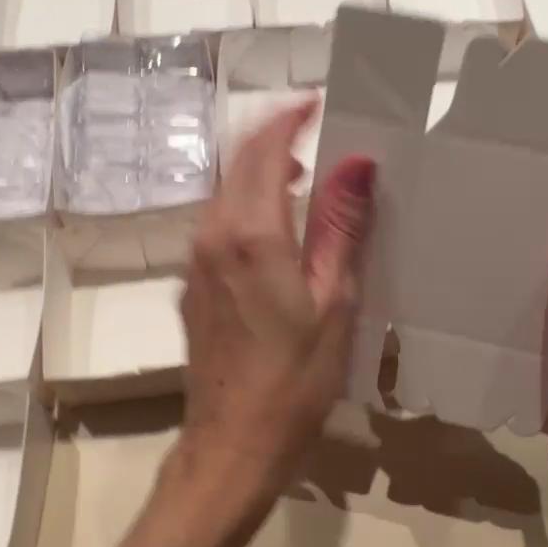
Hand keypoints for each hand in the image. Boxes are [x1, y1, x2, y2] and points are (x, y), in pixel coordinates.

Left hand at [174, 102, 375, 509]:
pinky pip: (218, 223)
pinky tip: (278, 230)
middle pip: (238, 162)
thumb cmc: (295, 380)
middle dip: (275, 138)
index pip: (265, 148)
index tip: (320, 103)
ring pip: (224, 191)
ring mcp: (194, 260)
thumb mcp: (334, 302)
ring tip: (308, 178)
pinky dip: (247, 205)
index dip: (290, 117)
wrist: (232, 444)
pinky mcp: (190, 284)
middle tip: (320, 135)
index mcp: (251, 233)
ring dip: (261, 172)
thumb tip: (356, 161)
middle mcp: (211, 235)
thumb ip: (341, 227)